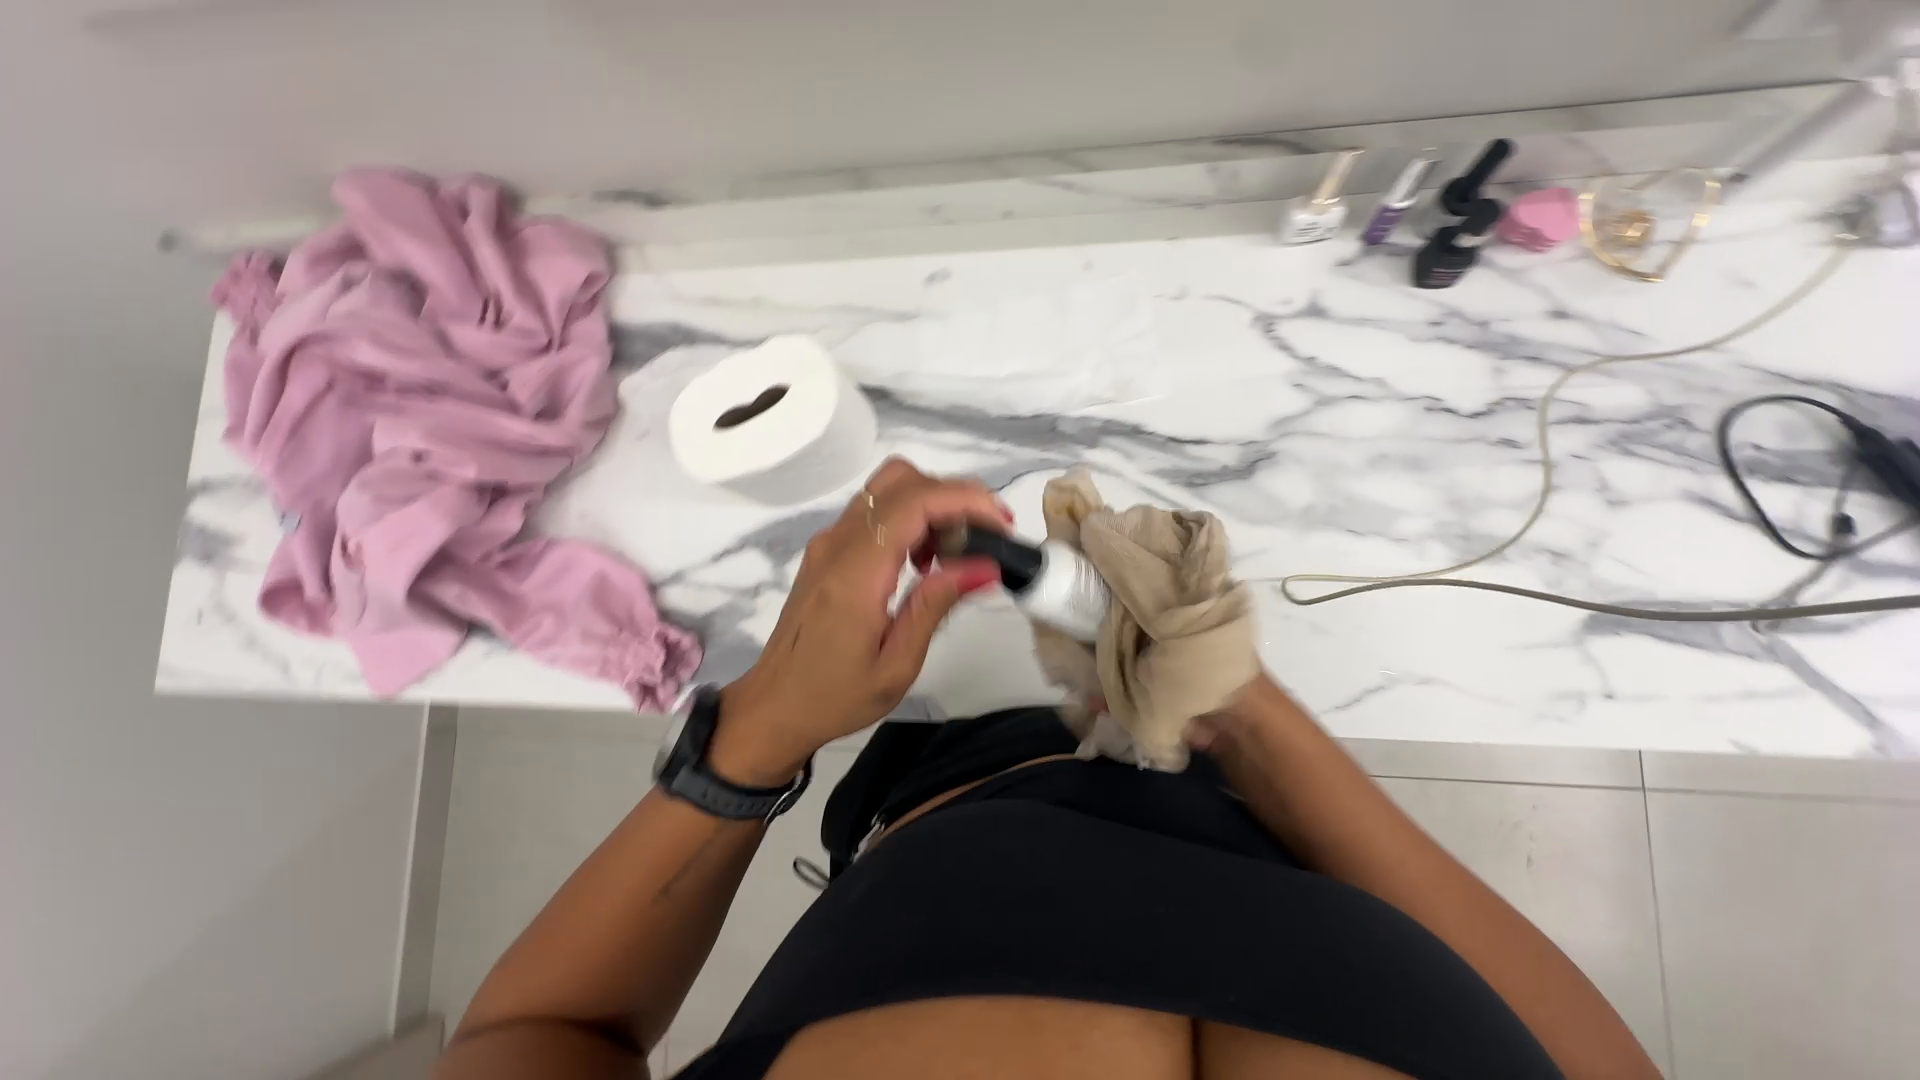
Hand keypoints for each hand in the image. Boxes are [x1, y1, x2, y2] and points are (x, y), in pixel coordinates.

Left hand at [709, 458, 1007, 784]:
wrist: (773, 706)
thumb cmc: (834, 697)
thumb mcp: (896, 665)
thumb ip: (936, 606)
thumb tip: (986, 565)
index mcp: (855, 572)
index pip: (914, 503)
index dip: (964, 500)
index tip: (1000, 525)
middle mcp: (838, 543)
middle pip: (901, 480)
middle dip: (953, 497)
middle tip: (985, 538)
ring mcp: (828, 542)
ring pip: (887, 489)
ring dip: (931, 505)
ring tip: (955, 554)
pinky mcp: (827, 550)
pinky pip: (874, 512)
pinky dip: (910, 518)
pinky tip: (924, 562)